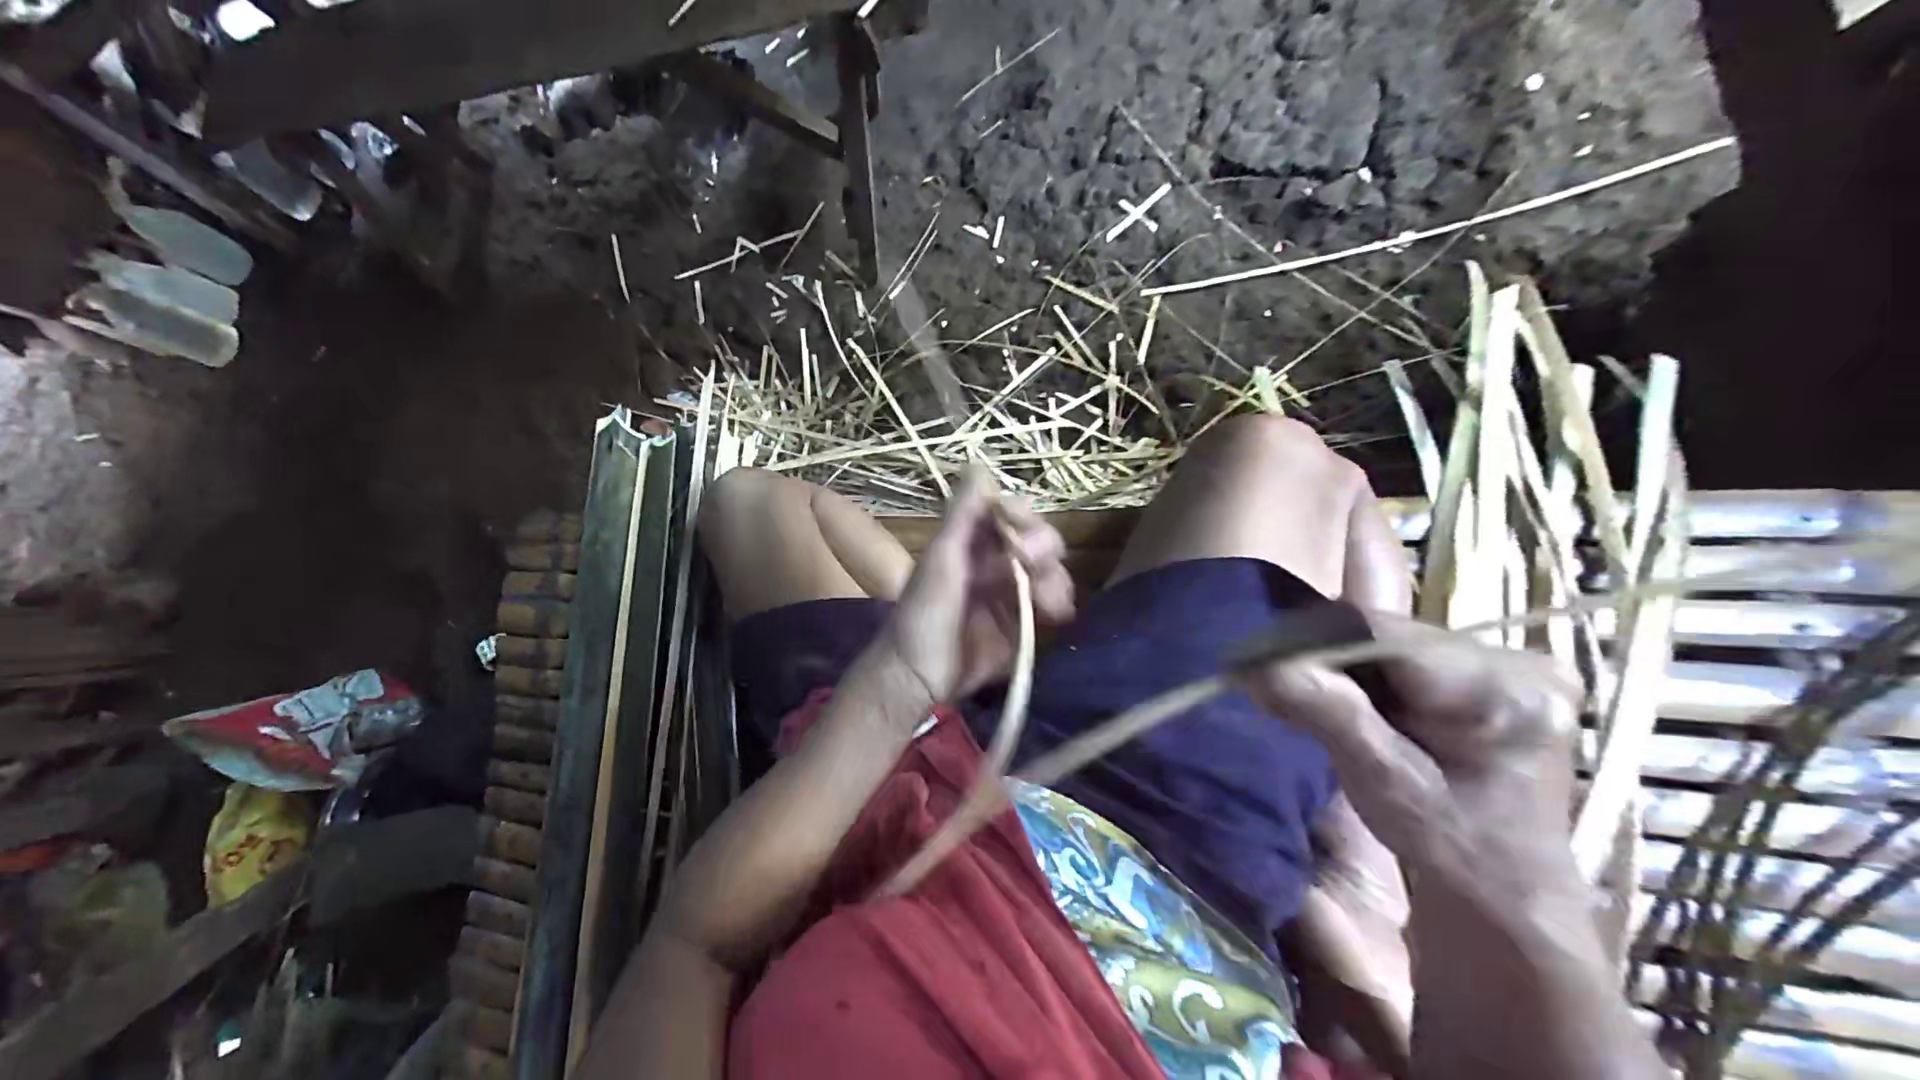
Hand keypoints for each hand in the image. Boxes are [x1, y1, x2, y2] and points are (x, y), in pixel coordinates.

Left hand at [870, 468, 1075, 714]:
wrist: (919, 678)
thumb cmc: (922, 614)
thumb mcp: (941, 559)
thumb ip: (963, 516)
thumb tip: (979, 464)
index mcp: (973, 542)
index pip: (1012, 514)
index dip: (1023, 517)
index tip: (1019, 532)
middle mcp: (996, 562)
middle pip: (1039, 540)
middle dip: (1043, 548)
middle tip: (1033, 564)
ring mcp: (1011, 593)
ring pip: (1052, 571)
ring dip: (1056, 579)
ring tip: (1047, 603)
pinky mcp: (1024, 624)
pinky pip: (1053, 604)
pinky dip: (1060, 603)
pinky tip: (1056, 613)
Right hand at [1243, 613, 1581, 888]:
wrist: (1504, 883)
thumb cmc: (1451, 845)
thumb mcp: (1383, 782)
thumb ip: (1329, 714)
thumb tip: (1259, 665)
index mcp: (1506, 691)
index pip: (1386, 636)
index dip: (1313, 642)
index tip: (1257, 666)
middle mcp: (1513, 660)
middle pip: (1384, 631)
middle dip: (1321, 656)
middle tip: (1272, 690)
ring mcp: (1502, 660)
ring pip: (1384, 636)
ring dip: (1335, 664)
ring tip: (1300, 698)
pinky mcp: (1482, 666)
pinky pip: (1397, 650)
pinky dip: (1357, 672)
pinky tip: (1339, 700)